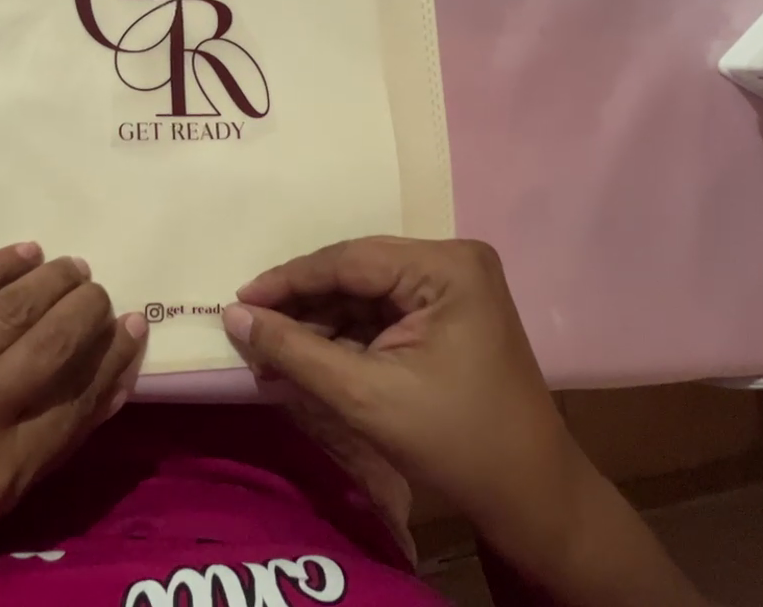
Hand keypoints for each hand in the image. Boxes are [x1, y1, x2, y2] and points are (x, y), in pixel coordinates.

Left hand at [0, 244, 147, 606]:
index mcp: (0, 472)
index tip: (134, 325)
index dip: (114, 358)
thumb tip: (104, 389)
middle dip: (86, 311)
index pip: (77, 401)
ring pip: (7, 314)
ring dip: (50, 283)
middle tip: (102, 292)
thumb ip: (45, 447)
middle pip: (49, 348)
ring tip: (75, 267)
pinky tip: (25, 253)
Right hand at [222, 238, 581, 566]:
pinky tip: (305, 357)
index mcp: (445, 268)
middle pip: (354, 274)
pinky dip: (343, 337)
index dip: (288, 280)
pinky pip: (380, 314)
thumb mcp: (363, 394)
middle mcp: (451, 264)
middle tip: (251, 327)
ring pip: (362, 295)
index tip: (238, 300)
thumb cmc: (454, 442)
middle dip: (302, 305)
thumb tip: (232, 315)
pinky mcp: (445, 316)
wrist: (531, 501)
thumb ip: (293, 350)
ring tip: (270, 351)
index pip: (348, 260)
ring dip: (318, 323)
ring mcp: (451, 289)